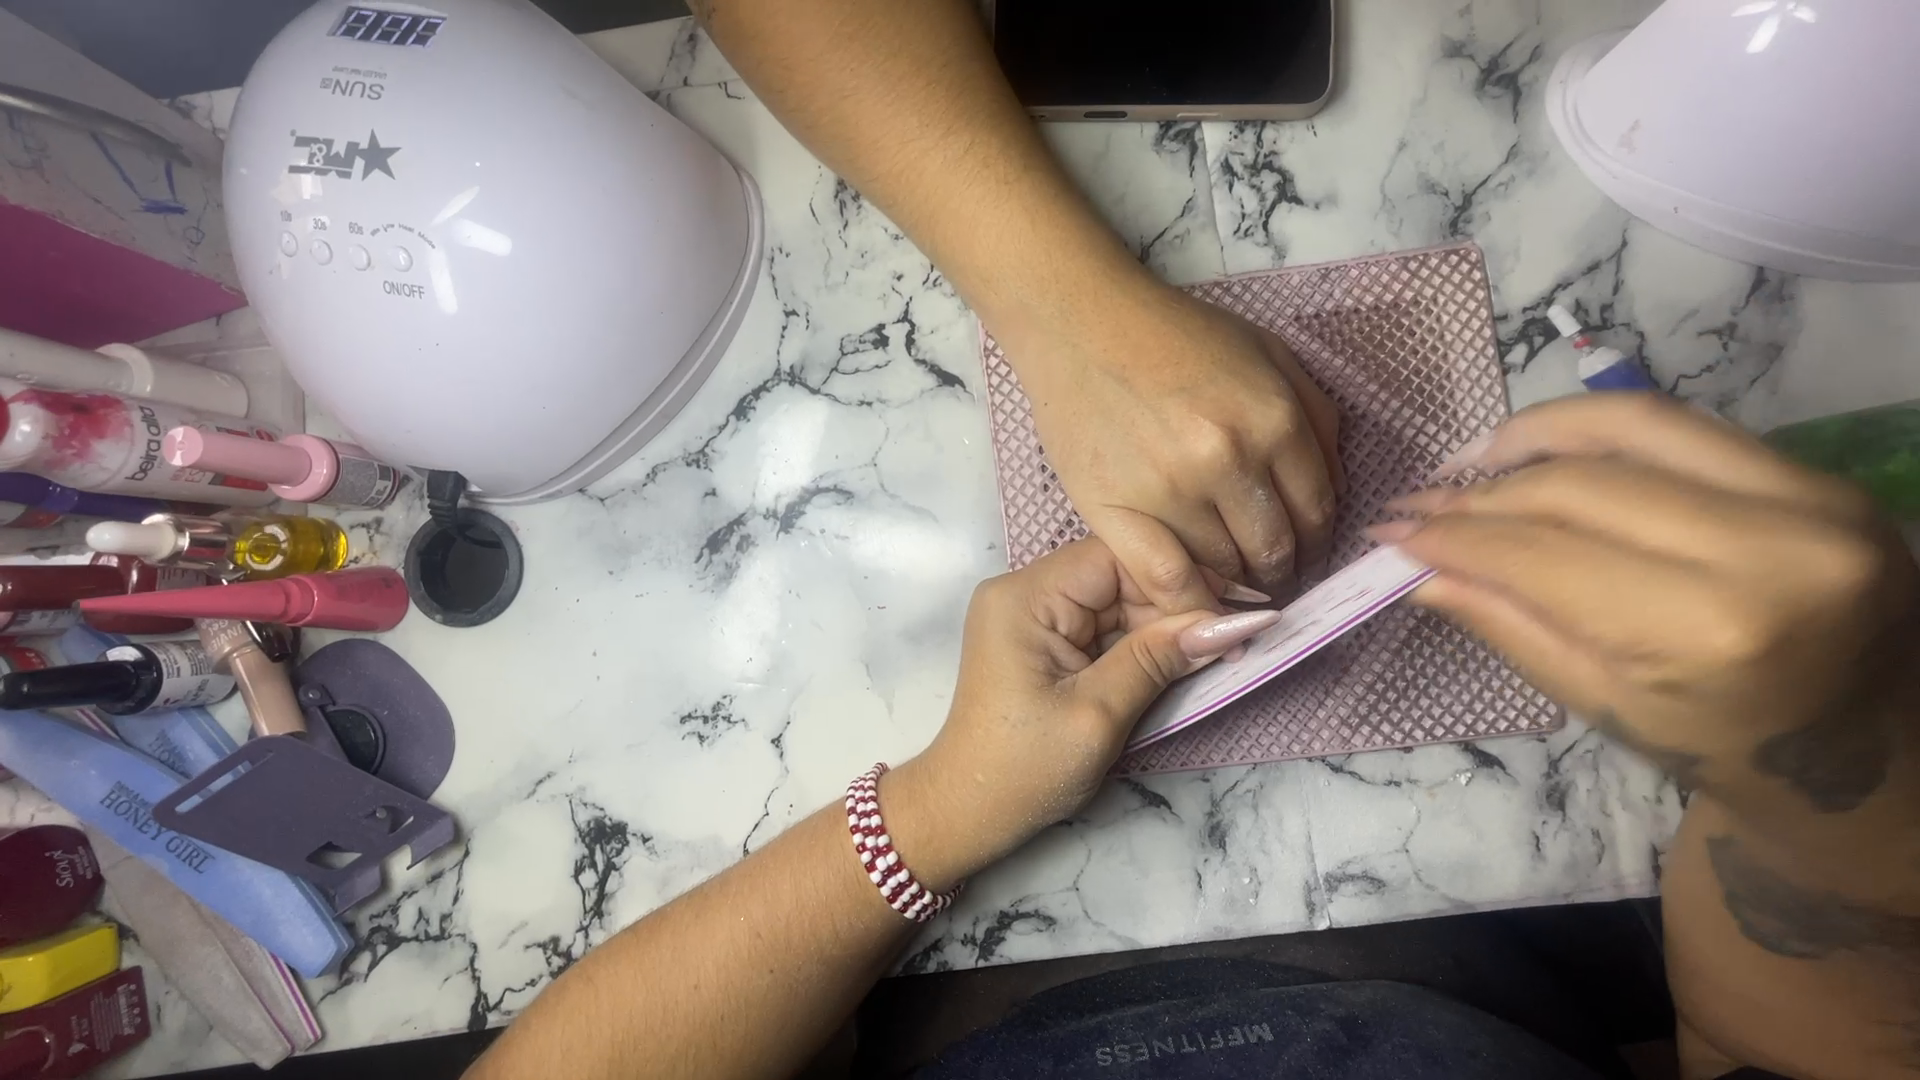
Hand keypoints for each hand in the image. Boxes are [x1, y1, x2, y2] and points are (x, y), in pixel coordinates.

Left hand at [885, 540, 1281, 888]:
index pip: (1116, 557)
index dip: (1178, 578)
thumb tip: (1243, 620)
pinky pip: (1101, 623)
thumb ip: (1162, 657)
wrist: (969, 809)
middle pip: (1117, 574)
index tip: (1237, 605)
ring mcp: (1030, 612)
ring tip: (1220, 646)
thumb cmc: (1026, 767)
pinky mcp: (1042, 637)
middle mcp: (1023, 590)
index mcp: (1025, 596)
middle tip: (1239, 631)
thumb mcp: (1100, 712)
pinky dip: (1139, 641)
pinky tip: (1180, 655)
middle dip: (1175, 604)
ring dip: (1162, 625)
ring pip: (1115, 599)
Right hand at [1013, 282, 1342, 613]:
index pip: (1317, 512)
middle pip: (1274, 550)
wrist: (1079, 326)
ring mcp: (1169, 492)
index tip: (1306, 555)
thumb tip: (1333, 490)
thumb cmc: (1173, 335)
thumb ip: (1316, 416)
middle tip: (1270, 575)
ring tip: (1230, 579)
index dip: (1318, 544)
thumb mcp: (1267, 352)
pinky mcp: (1115, 512)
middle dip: (1281, 571)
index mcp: (1273, 420)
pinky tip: (1198, 605)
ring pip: (1224, 570)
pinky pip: (1165, 581)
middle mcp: (1227, 461)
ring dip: (1235, 583)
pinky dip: (1189, 604)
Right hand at [1370, 394, 1918, 811]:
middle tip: (1411, 506)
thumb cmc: (1719, 745)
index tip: (1386, 533)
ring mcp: (1807, 498)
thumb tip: (1412, 567)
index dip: (1447, 538)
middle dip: (1472, 497)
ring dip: (1523, 439)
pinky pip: (1674, 424)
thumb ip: (1501, 621)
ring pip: (1622, 427)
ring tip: (1462, 464)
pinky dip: (1587, 426)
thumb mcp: (1594, 699)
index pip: (1535, 554)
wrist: (1877, 749)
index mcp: (1707, 626)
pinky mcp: (1813, 475)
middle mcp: (1767, 545)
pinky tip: (1533, 446)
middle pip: (1569, 487)